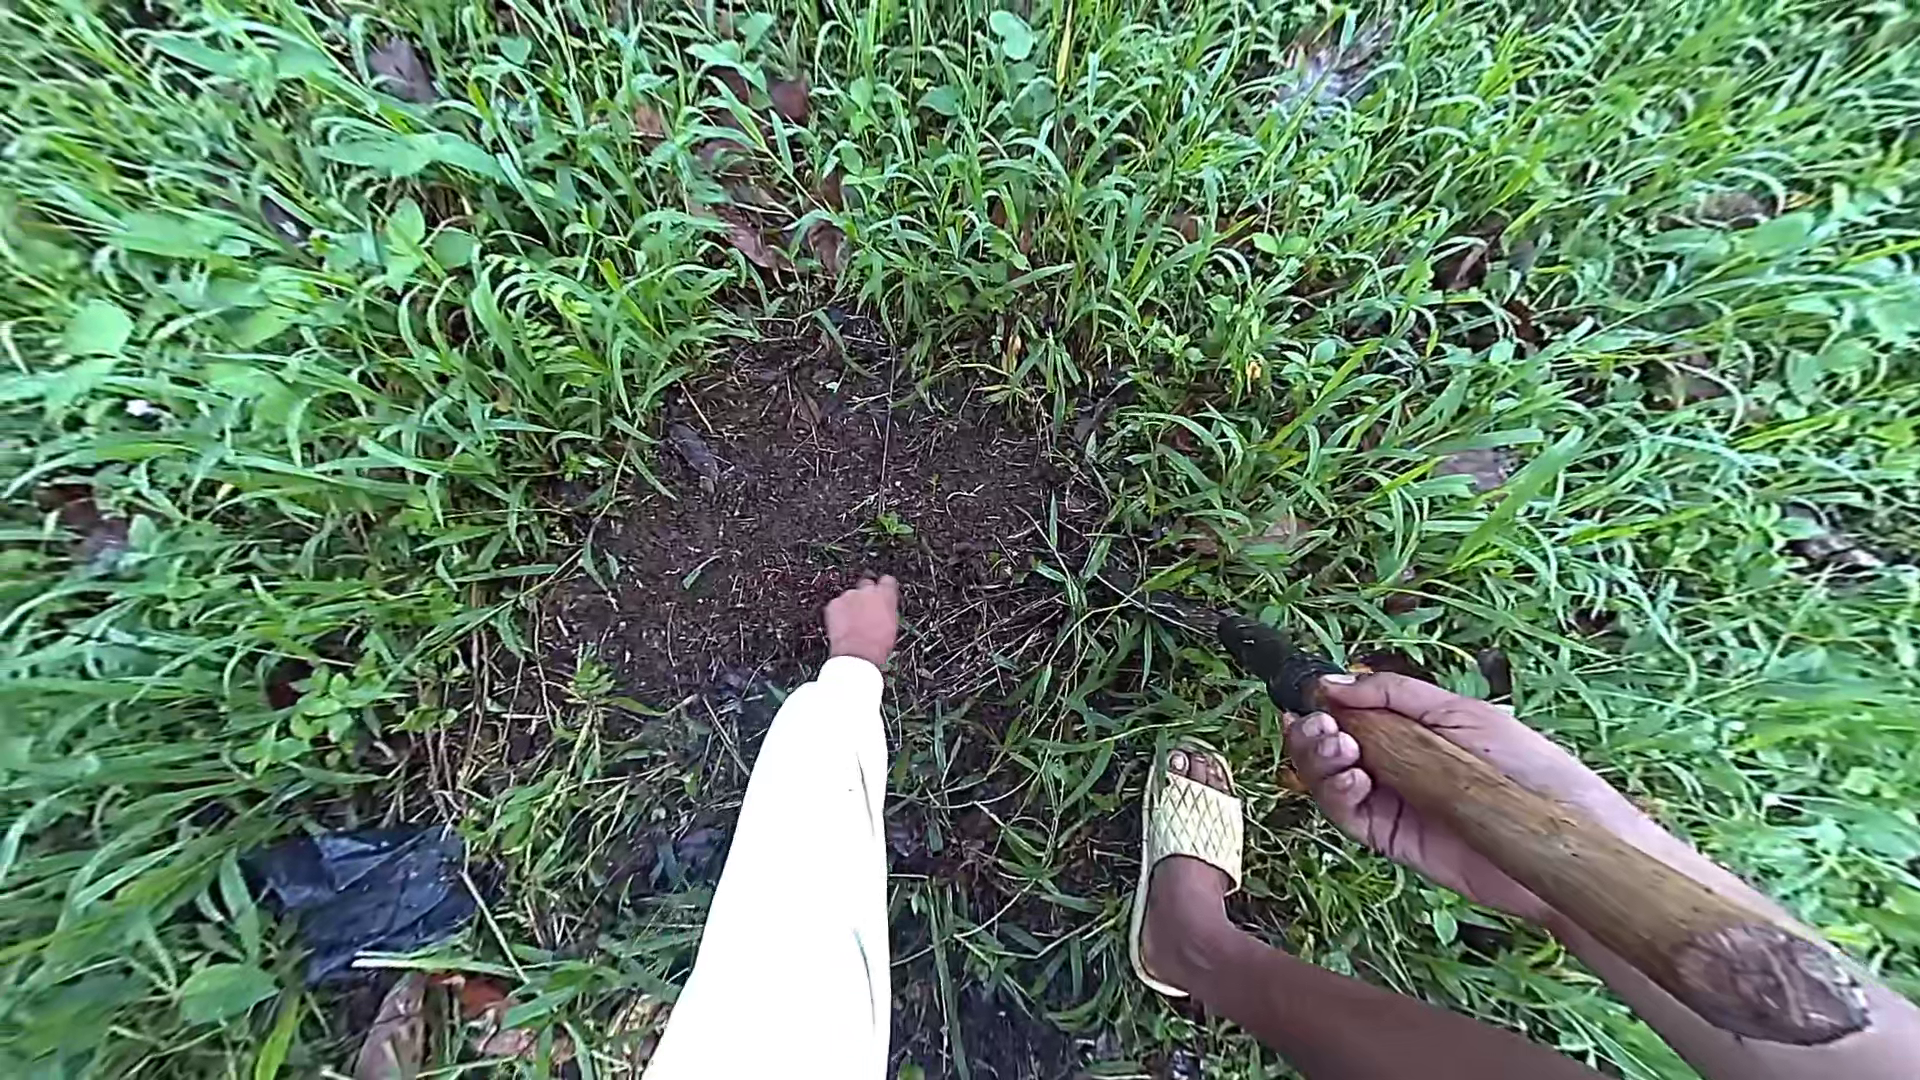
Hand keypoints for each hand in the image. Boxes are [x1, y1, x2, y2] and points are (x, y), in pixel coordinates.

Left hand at [825, 576, 899, 667]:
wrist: (857, 654)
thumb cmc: (877, 644)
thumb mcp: (892, 624)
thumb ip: (887, 609)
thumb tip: (883, 607)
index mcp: (885, 595)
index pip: (887, 581)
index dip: (884, 588)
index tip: (882, 593)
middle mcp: (867, 591)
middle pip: (867, 585)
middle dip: (866, 595)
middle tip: (865, 610)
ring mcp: (849, 596)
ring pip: (850, 596)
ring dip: (851, 605)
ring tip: (853, 623)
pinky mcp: (834, 603)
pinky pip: (837, 604)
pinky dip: (839, 612)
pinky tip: (843, 625)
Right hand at [1285, 672, 1673, 924]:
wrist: (1573, 843)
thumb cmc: (1529, 768)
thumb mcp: (1462, 712)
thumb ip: (1393, 693)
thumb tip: (1328, 683)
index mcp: (1397, 732)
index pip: (1337, 717)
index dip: (1315, 709)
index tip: (1309, 702)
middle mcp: (1383, 764)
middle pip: (1319, 747)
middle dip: (1310, 734)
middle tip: (1322, 728)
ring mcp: (1383, 801)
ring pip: (1321, 778)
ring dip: (1316, 759)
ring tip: (1338, 749)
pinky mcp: (1387, 837)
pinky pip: (1344, 814)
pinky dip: (1335, 793)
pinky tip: (1353, 779)